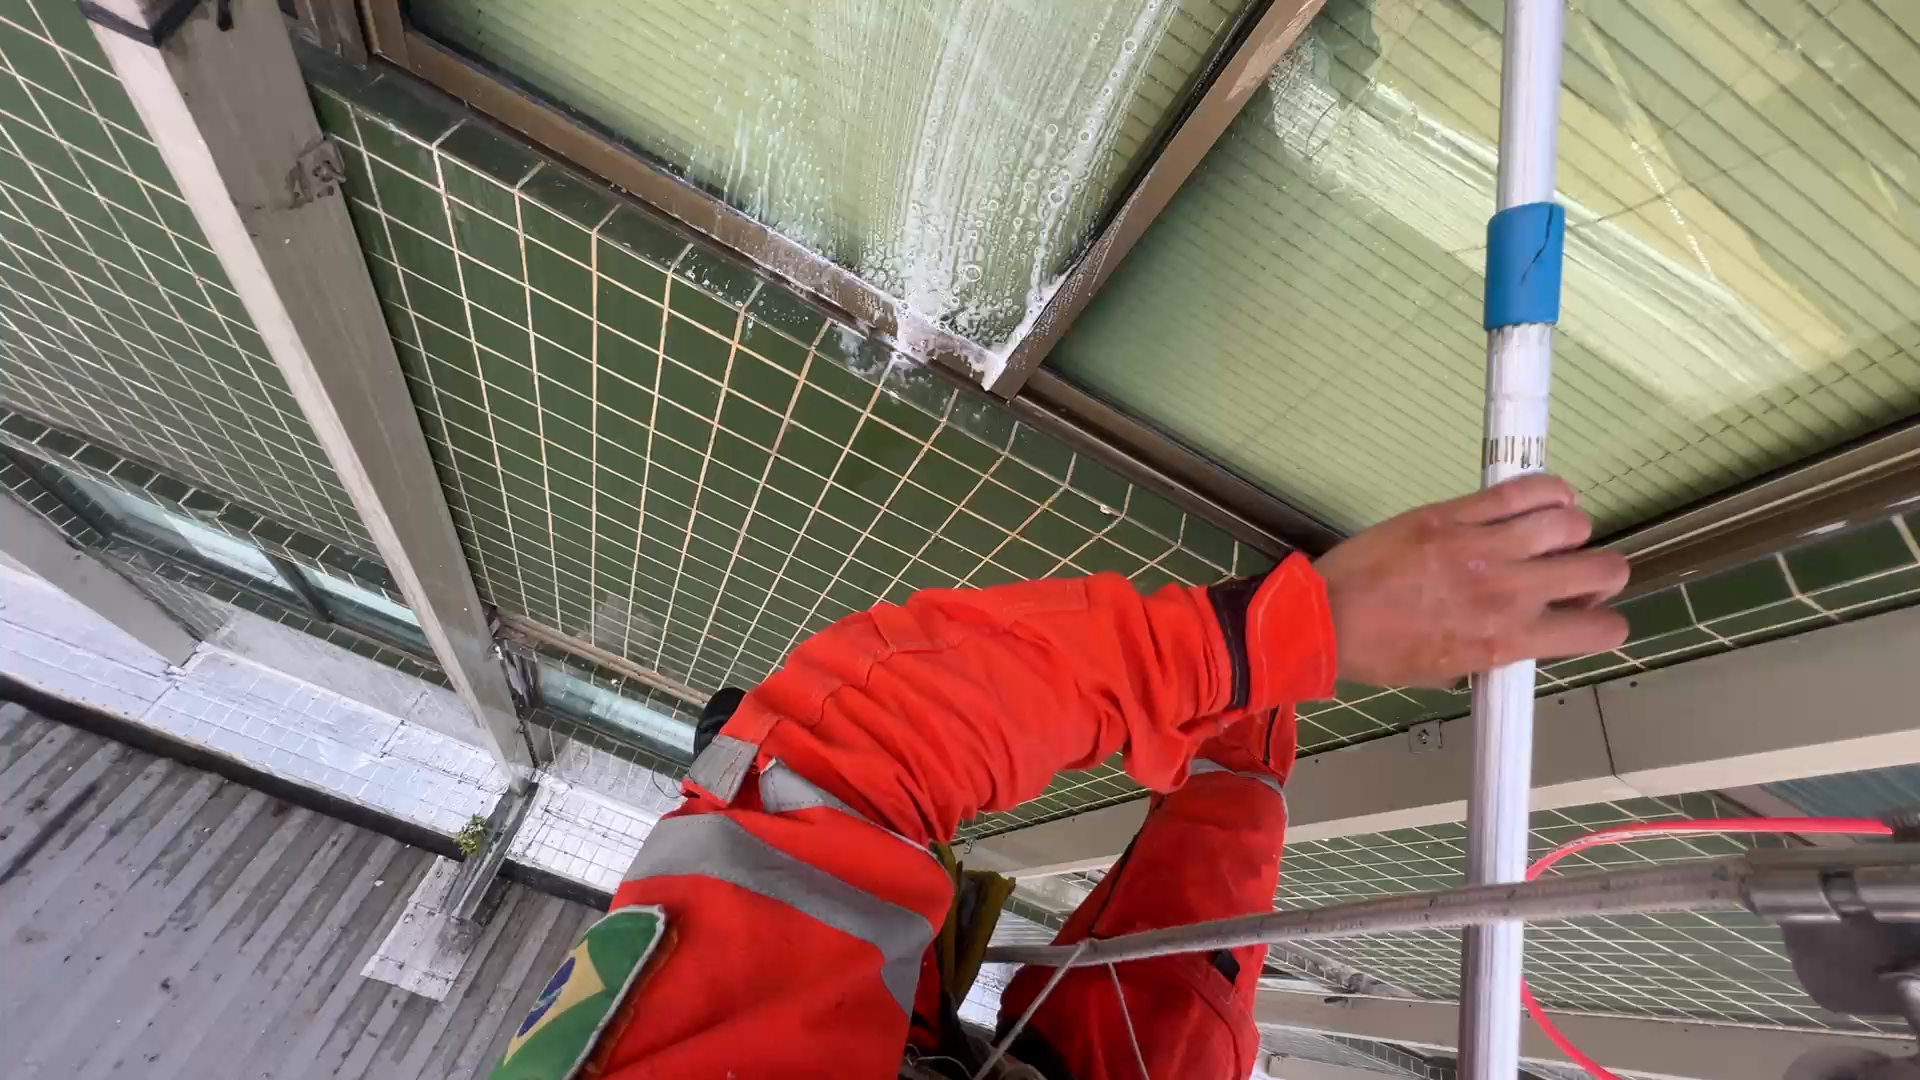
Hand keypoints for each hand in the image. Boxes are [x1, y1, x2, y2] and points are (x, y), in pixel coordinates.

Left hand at [1314, 474, 1628, 687]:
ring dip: (1568, 528)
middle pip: (1605, 567)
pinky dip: (1546, 489)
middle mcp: (1507, 593)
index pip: (1604, 629)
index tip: (1578, 611)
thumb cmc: (1376, 651)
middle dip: (1596, 570)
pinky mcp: (1449, 515)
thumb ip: (1495, 649)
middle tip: (1564, 570)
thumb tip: (1521, 632)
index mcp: (1507, 640)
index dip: (1600, 619)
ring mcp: (1480, 548)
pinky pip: (1522, 489)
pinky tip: (1540, 498)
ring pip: (1570, 521)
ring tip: (1544, 534)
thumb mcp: (1446, 670)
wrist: (1322, 617)